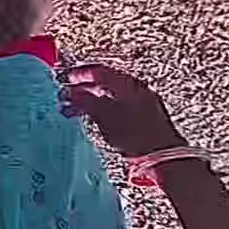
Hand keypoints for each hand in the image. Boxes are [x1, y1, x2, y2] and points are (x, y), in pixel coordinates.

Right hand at [59, 63, 186, 156]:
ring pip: (109, 96)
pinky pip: (116, 108)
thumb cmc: (136, 134)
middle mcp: (136, 91)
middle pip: (104, 83)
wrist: (162, 157)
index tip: (66, 78)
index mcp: (128, 84)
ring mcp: (142, 105)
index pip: (99, 71)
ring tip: (74, 109)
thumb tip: (70, 93)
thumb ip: (84, 100)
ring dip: (90, 101)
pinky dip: (101, 110)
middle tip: (66, 95)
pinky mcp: (143, 119)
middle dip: (82, 89)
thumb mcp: (102, 114)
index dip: (79, 74)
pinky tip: (92, 118)